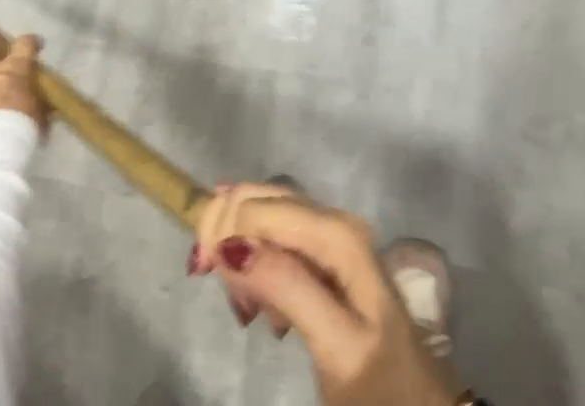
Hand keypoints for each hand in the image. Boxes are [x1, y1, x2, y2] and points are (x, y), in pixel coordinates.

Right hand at [192, 184, 460, 405]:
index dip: (220, 231)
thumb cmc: (381, 384)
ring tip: (245, 306)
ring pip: (258, 217)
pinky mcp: (323, 256)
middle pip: (256, 200)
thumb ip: (289, 289)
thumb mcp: (337, 346)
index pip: (256, 205)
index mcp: (338, 234)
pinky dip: (253, 264)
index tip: (203, 276)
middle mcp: (334, 221)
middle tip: (222, 289)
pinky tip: (260, 301)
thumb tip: (231, 244)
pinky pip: (271, 239)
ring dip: (237, 253)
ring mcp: (330, 237)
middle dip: (225, 236)